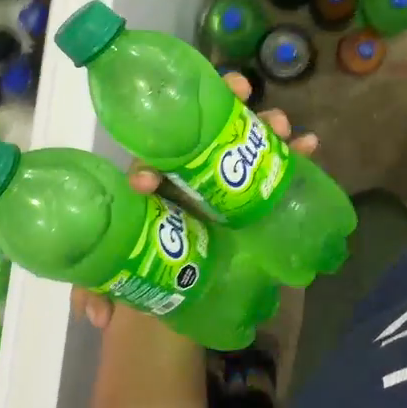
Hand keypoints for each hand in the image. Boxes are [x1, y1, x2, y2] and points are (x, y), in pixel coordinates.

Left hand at [73, 71, 317, 328]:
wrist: (182, 279)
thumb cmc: (145, 260)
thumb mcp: (116, 271)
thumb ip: (97, 287)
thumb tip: (97, 312)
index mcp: (159, 181)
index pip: (153, 159)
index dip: (151, 160)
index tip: (148, 181)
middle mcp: (195, 169)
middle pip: (212, 129)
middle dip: (229, 107)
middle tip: (243, 95)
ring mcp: (228, 175)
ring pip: (249, 137)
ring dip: (267, 122)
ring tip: (282, 125)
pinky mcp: (255, 188)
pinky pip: (278, 162)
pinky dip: (296, 151)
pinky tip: (310, 145)